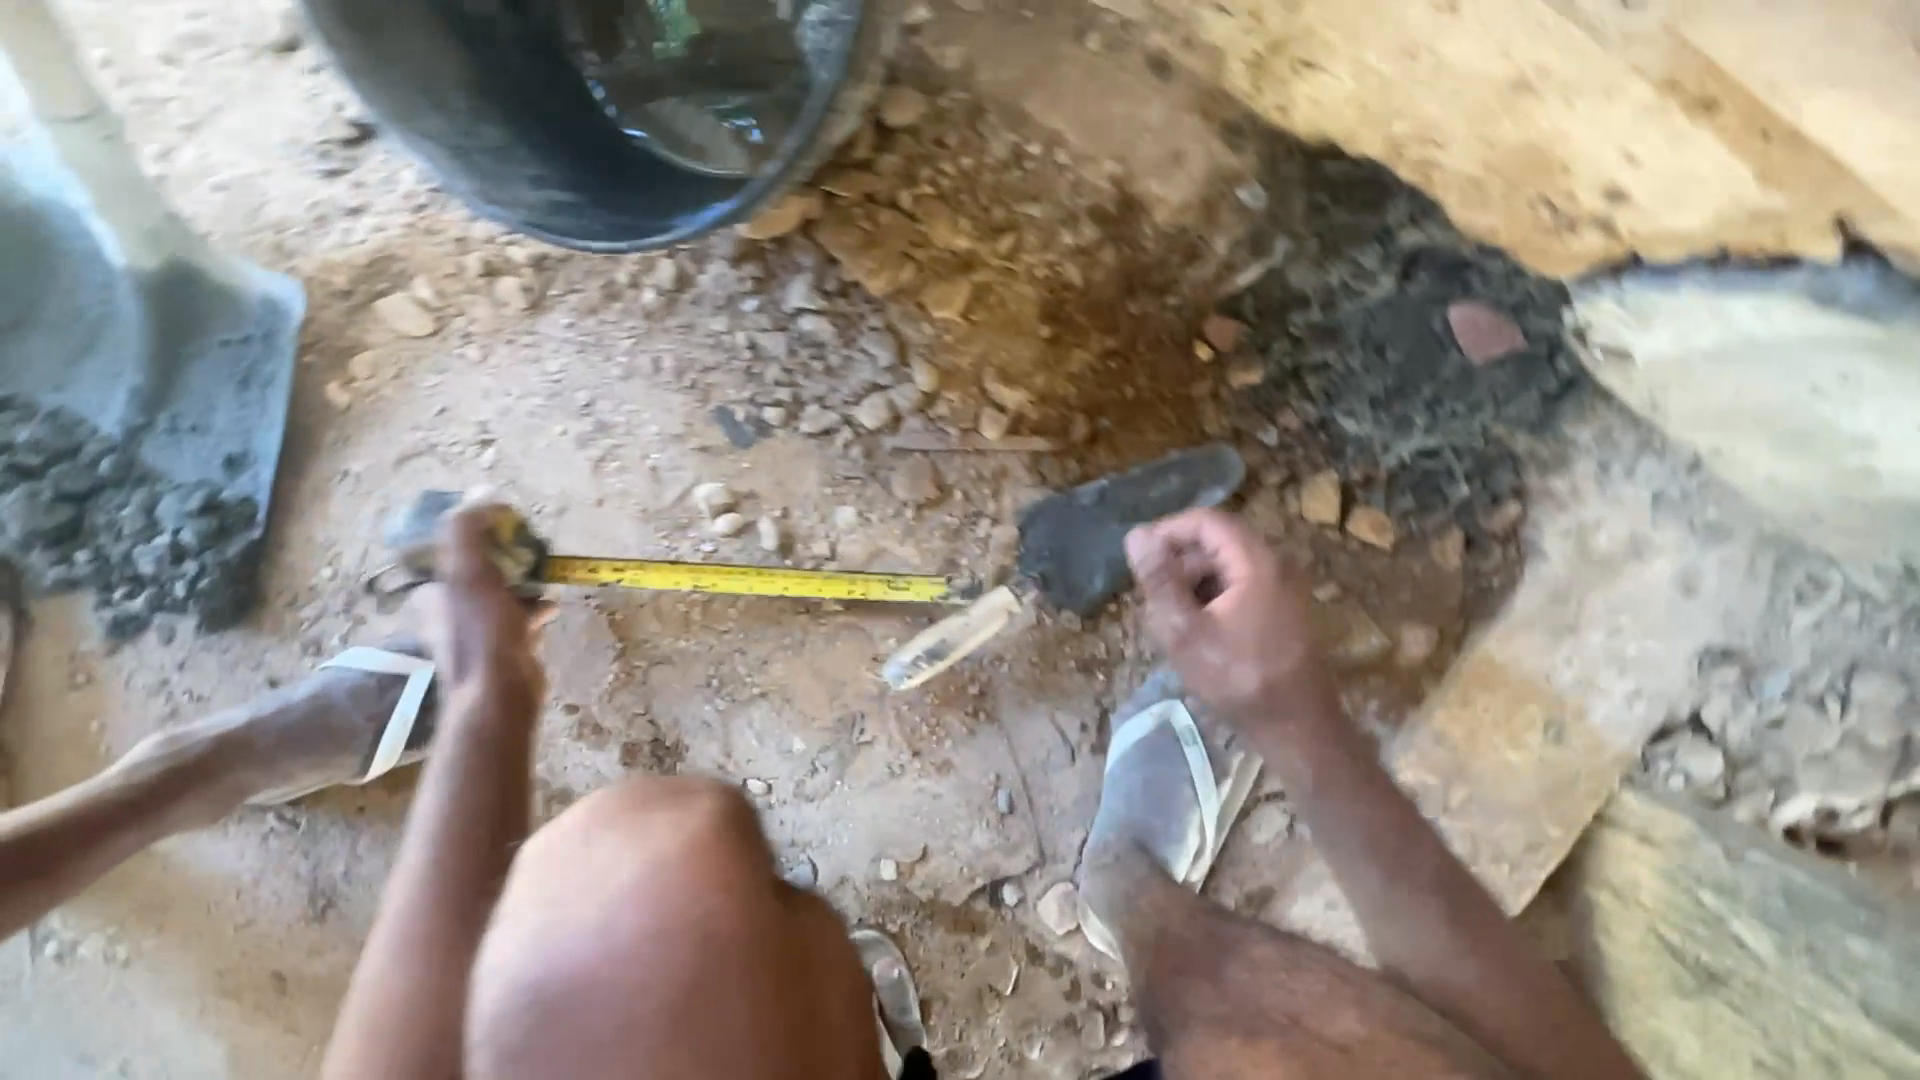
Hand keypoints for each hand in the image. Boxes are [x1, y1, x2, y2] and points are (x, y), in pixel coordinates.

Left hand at [415, 503, 548, 712]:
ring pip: (502, 595)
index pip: (454, 552)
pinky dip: (536, 609)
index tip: (510, 529)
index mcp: (433, 593)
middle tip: (532, 550)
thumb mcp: (469, 573)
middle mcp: (448, 613)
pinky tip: (552, 606)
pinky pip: (520, 618)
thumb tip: (481, 493)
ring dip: (524, 583)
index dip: (482, 536)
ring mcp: (476, 634)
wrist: (501, 692)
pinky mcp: (504, 649)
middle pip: (480, 572)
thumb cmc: (482, 632)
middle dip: (507, 558)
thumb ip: (467, 530)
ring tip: (545, 575)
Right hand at [1125, 508, 1322, 722]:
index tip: (1139, 558)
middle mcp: (1278, 564)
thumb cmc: (1237, 679)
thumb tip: (1136, 536)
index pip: (1206, 521)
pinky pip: (1241, 584)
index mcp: (1257, 562)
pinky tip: (1197, 629)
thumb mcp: (1185, 631)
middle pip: (1218, 540)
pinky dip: (1214, 596)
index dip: (1167, 531)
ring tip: (1170, 617)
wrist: (1296, 727)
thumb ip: (1160, 581)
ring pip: (1228, 564)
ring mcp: (1285, 586)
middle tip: (1152, 595)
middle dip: (1179, 561)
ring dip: (1194, 582)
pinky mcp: (1285, 607)